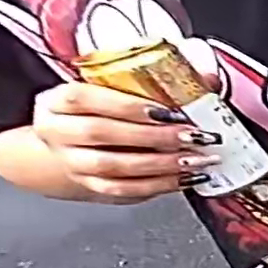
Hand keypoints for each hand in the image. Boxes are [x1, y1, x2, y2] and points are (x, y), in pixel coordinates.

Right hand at [32, 82, 220, 202]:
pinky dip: (162, 184)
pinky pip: (125, 189)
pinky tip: (190, 178)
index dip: (128, 105)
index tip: (170, 112)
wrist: (86, 146)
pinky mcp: (91, 184)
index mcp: (59, 101)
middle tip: (195, 137)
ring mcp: (70, 160)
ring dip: (163, 163)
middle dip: (155, 136)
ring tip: (200, 159)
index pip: (82, 98)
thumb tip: (211, 79)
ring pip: (112, 165)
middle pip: (98, 133)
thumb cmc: (115, 114)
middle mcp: (56, 130)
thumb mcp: (128, 94)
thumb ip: (167, 87)